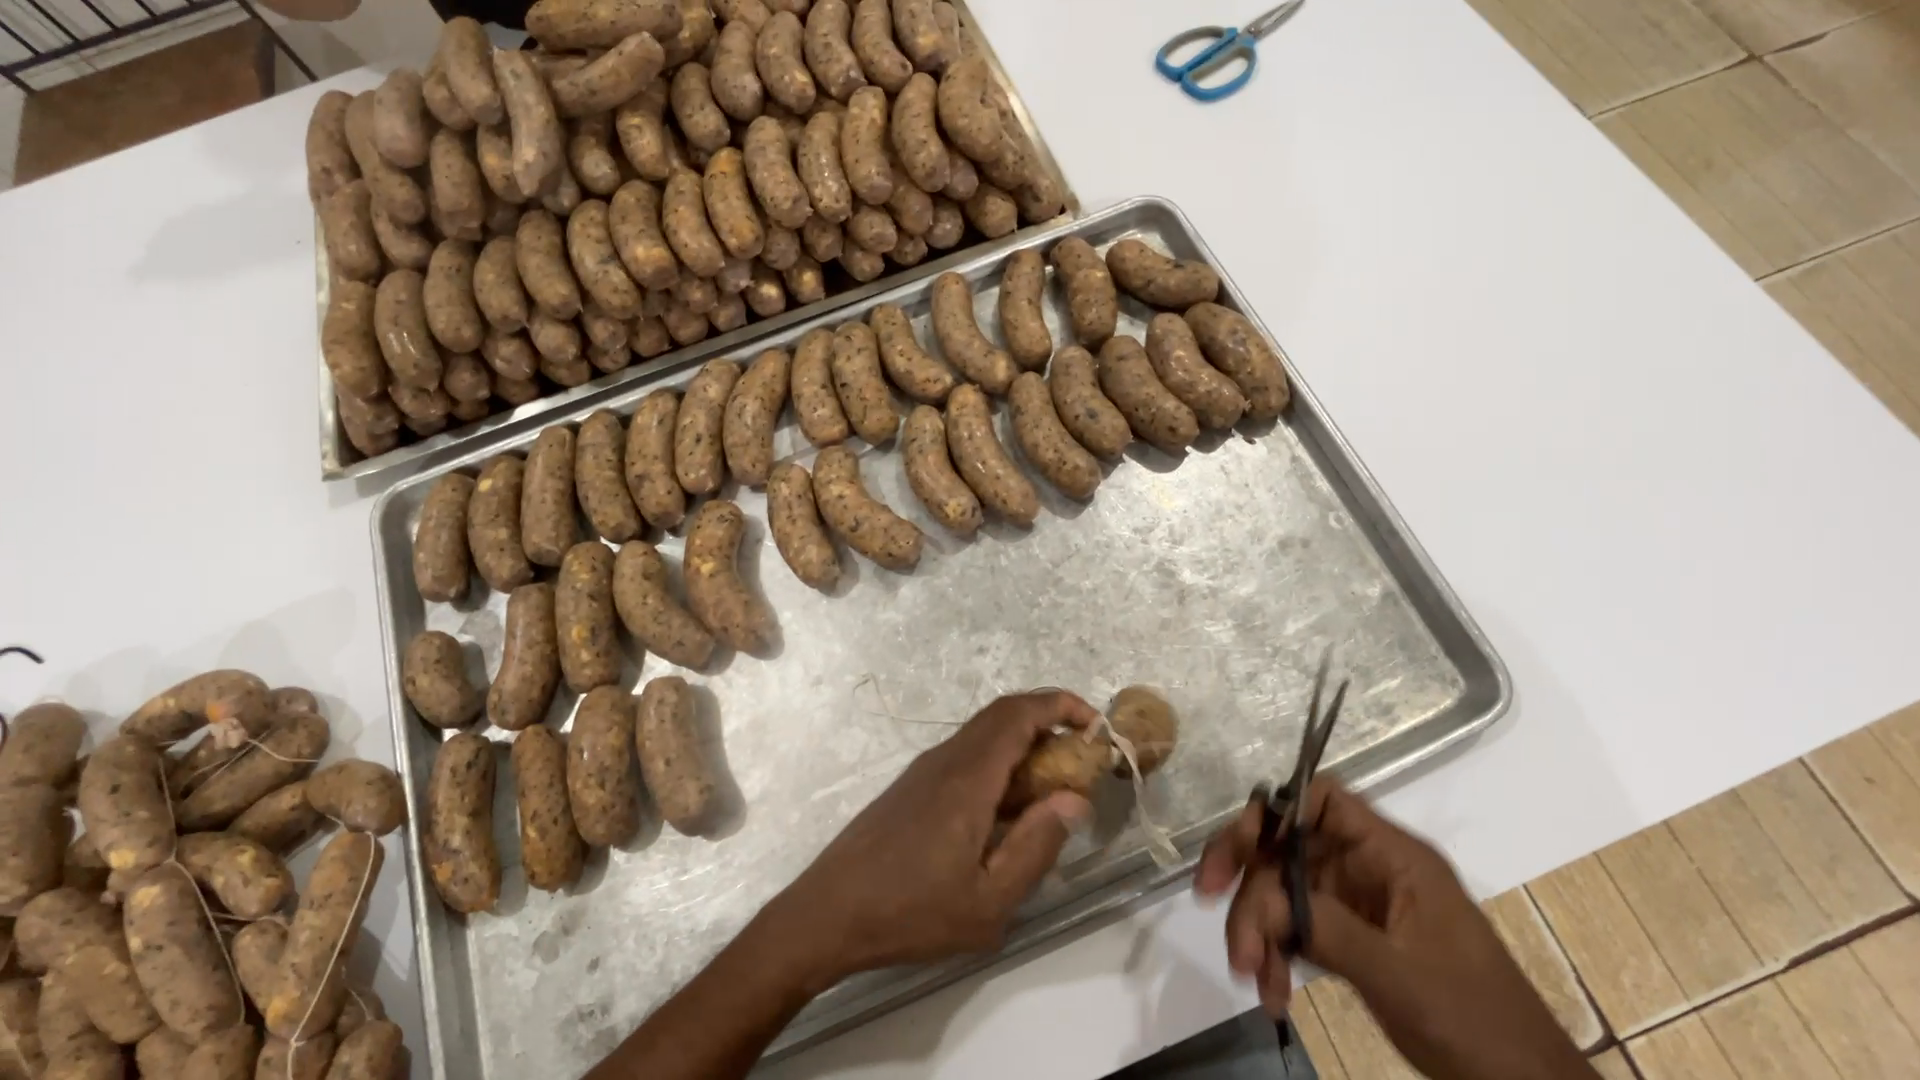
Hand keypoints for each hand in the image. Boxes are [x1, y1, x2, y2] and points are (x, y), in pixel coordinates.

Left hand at [762, 690, 1097, 986]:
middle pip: (1002, 716)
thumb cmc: (910, 913)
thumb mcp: (989, 902)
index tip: (1095, 724)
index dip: (1061, 707)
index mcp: (967, 779)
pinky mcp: (912, 788)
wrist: (825, 915)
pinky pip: (966, 758)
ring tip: (1052, 793)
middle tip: (1082, 760)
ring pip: (983, 737)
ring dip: (1024, 748)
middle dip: (1049, 724)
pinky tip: (1006, 814)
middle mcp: (945, 761)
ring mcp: (924, 772)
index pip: (1019, 715)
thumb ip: (1036, 847)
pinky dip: (999, 766)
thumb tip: (1074, 799)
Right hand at [1195, 780, 1595, 1079]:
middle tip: (1215, 912)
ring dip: (1257, 930)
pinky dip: (1275, 956)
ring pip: (1283, 893)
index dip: (1277, 812)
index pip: (1323, 800)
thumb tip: (1264, 899)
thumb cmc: (1474, 1019)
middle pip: (1288, 847)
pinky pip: (1295, 931)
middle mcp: (1368, 870)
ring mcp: (1357, 906)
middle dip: (1249, 883)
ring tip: (1252, 977)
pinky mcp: (1350, 941)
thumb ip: (1326, 927)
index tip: (1239, 849)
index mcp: (1392, 856)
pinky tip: (1272, 994)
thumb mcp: (1398, 972)